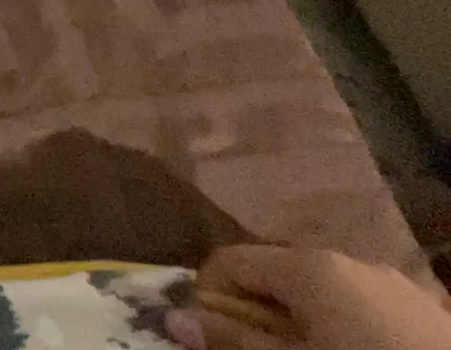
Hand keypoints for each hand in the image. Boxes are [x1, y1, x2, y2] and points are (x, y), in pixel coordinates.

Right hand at [167, 245, 450, 349]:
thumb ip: (232, 338)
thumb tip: (172, 318)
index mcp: (307, 264)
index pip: (228, 260)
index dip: (210, 294)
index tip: (215, 334)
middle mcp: (346, 259)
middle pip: (275, 273)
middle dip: (259, 309)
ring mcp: (395, 285)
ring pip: (322, 292)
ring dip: (303, 320)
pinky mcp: (433, 314)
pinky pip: (365, 308)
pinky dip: (348, 328)